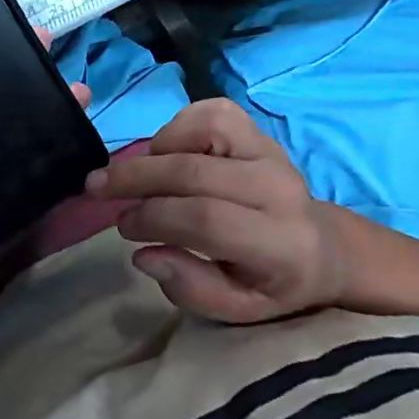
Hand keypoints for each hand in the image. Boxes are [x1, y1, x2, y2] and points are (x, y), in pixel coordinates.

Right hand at [86, 98, 345, 323]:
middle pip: (193, 171)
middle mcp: (278, 188)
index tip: (123, 227)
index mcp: (279, 242)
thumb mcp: (236, 307)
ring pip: (204, 129)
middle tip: (98, 188)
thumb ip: (191, 288)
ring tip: (138, 172)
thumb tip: (143, 255)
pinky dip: (179, 125)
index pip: (205, 219)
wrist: (320, 245)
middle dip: (135, 177)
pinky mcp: (259, 131)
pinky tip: (165, 151)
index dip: (154, 218)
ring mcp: (270, 151)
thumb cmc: (270, 281)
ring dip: (157, 147)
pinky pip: (212, 111)